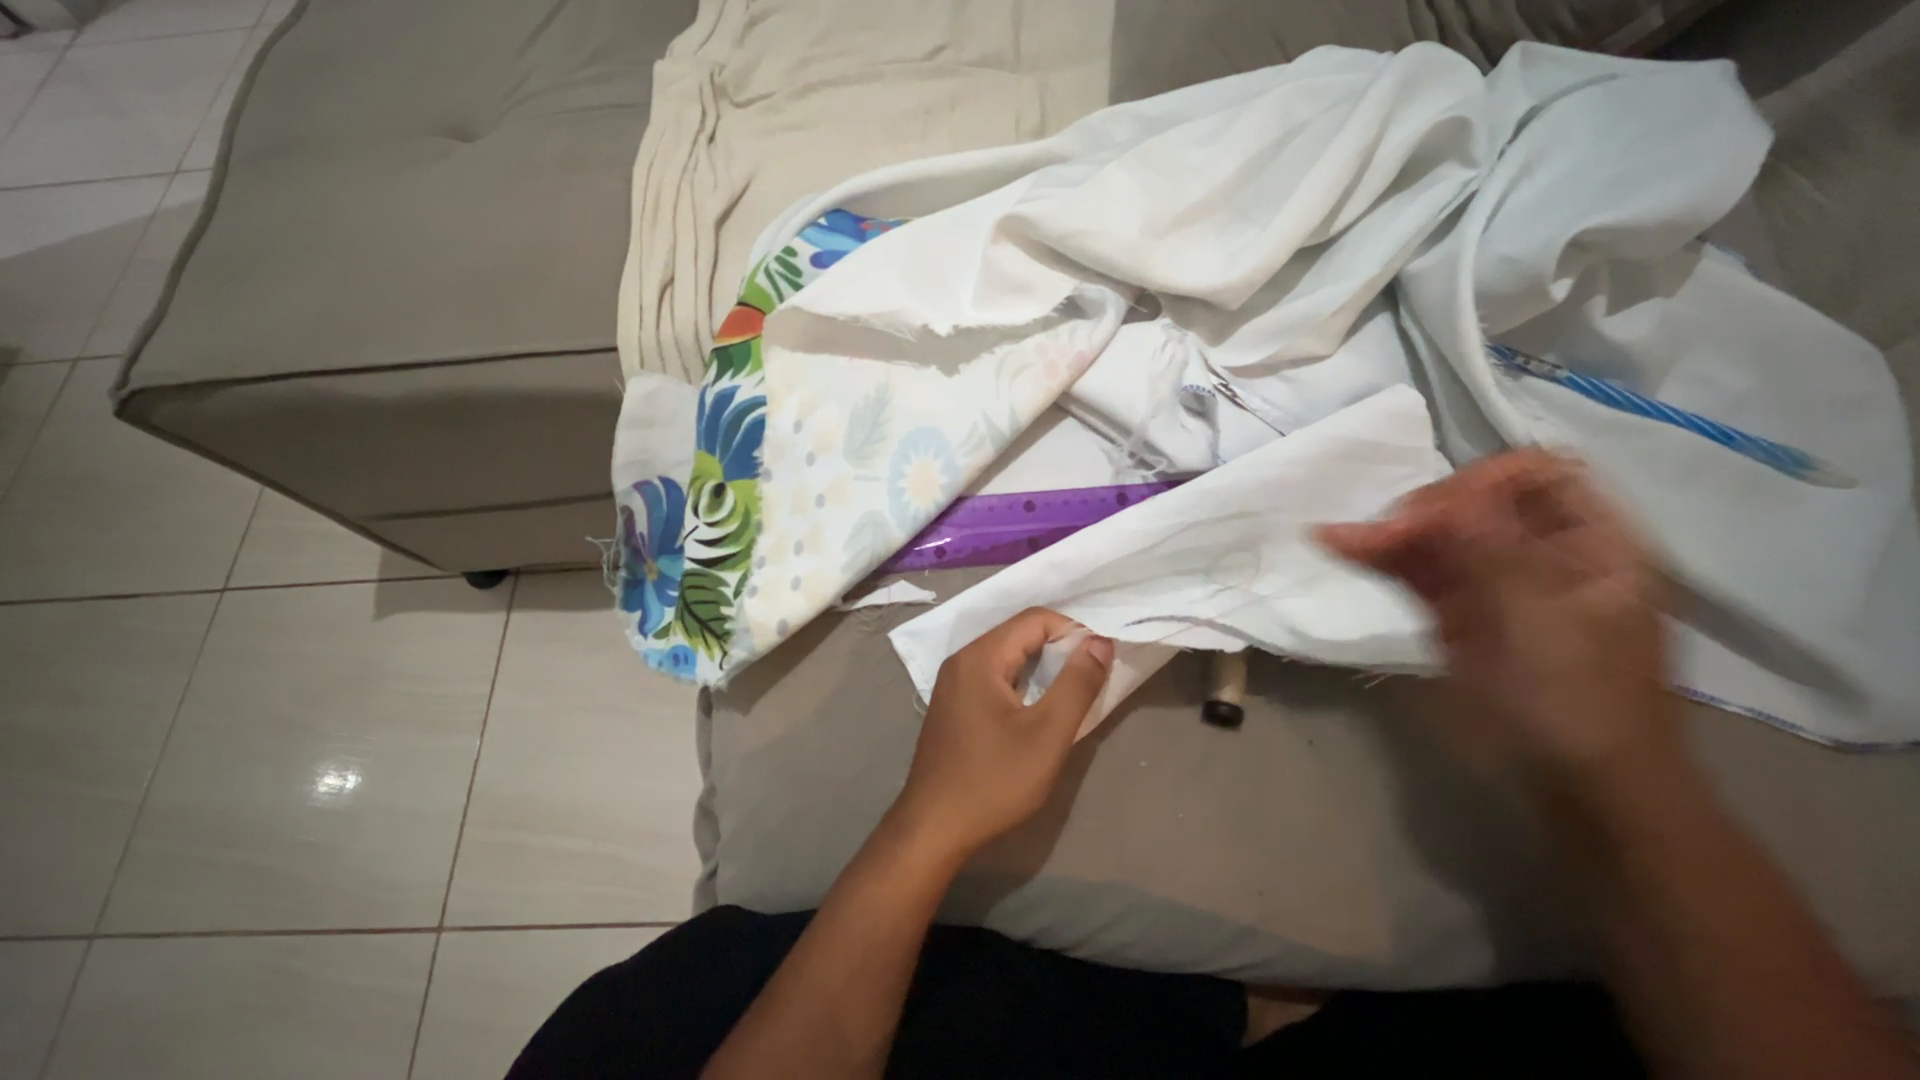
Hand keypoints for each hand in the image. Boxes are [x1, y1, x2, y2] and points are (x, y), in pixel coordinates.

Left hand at [892, 608, 1113, 859]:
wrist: (934, 829)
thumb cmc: (993, 780)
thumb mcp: (1048, 734)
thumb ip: (1077, 683)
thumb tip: (1099, 642)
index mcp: (979, 657)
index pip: (1034, 619)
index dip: (1073, 631)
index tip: (1102, 658)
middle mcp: (961, 661)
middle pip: (1018, 634)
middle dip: (1060, 648)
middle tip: (1093, 675)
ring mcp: (953, 685)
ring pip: (1007, 658)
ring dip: (1042, 668)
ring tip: (1073, 692)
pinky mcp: (954, 708)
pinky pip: (994, 679)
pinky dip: (1023, 684)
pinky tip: (1039, 710)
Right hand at [1316, 449, 1680, 786]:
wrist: (1581, 791)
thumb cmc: (1580, 705)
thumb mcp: (1544, 625)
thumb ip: (1495, 554)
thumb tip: (1447, 496)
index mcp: (1593, 542)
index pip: (1538, 474)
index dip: (1484, 482)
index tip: (1439, 516)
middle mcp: (1544, 552)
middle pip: (1477, 501)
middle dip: (1427, 509)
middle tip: (1385, 536)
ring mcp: (1498, 583)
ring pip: (1439, 535)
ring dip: (1390, 532)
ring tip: (1336, 537)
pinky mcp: (1459, 613)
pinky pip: (1418, 570)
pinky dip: (1381, 558)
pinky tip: (1340, 546)